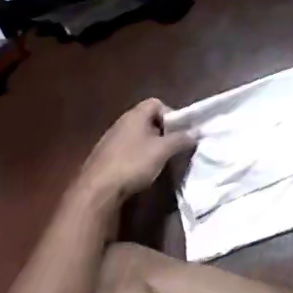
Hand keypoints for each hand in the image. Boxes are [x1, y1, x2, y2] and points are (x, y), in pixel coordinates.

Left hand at [72, 99, 195, 205]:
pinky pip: (127, 149)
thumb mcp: (163, 150)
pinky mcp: (105, 156)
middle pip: (148, 120)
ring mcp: (111, 139)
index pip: (157, 103)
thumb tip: (195, 133)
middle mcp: (122, 122)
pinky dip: (138, 156)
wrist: (98, 189)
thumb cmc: (133, 163)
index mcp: (135, 115)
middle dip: (163, 132)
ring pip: (138, 136)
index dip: (171, 114)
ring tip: (160, 161)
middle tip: (173, 147)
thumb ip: (181, 139)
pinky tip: (142, 171)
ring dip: (151, 145)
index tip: (180, 131)